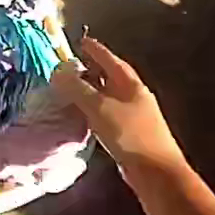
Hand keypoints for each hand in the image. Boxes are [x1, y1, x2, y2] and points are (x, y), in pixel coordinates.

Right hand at [52, 37, 185, 178]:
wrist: (156, 173)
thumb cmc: (129, 134)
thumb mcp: (99, 107)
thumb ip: (77, 88)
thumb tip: (57, 70)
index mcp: (130, 85)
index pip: (111, 60)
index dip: (96, 50)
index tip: (82, 41)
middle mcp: (134, 97)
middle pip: (111, 77)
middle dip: (93, 69)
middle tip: (72, 64)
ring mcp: (134, 116)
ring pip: (109, 96)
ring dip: (92, 90)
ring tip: (72, 87)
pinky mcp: (130, 133)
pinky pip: (107, 113)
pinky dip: (94, 108)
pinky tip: (83, 114)